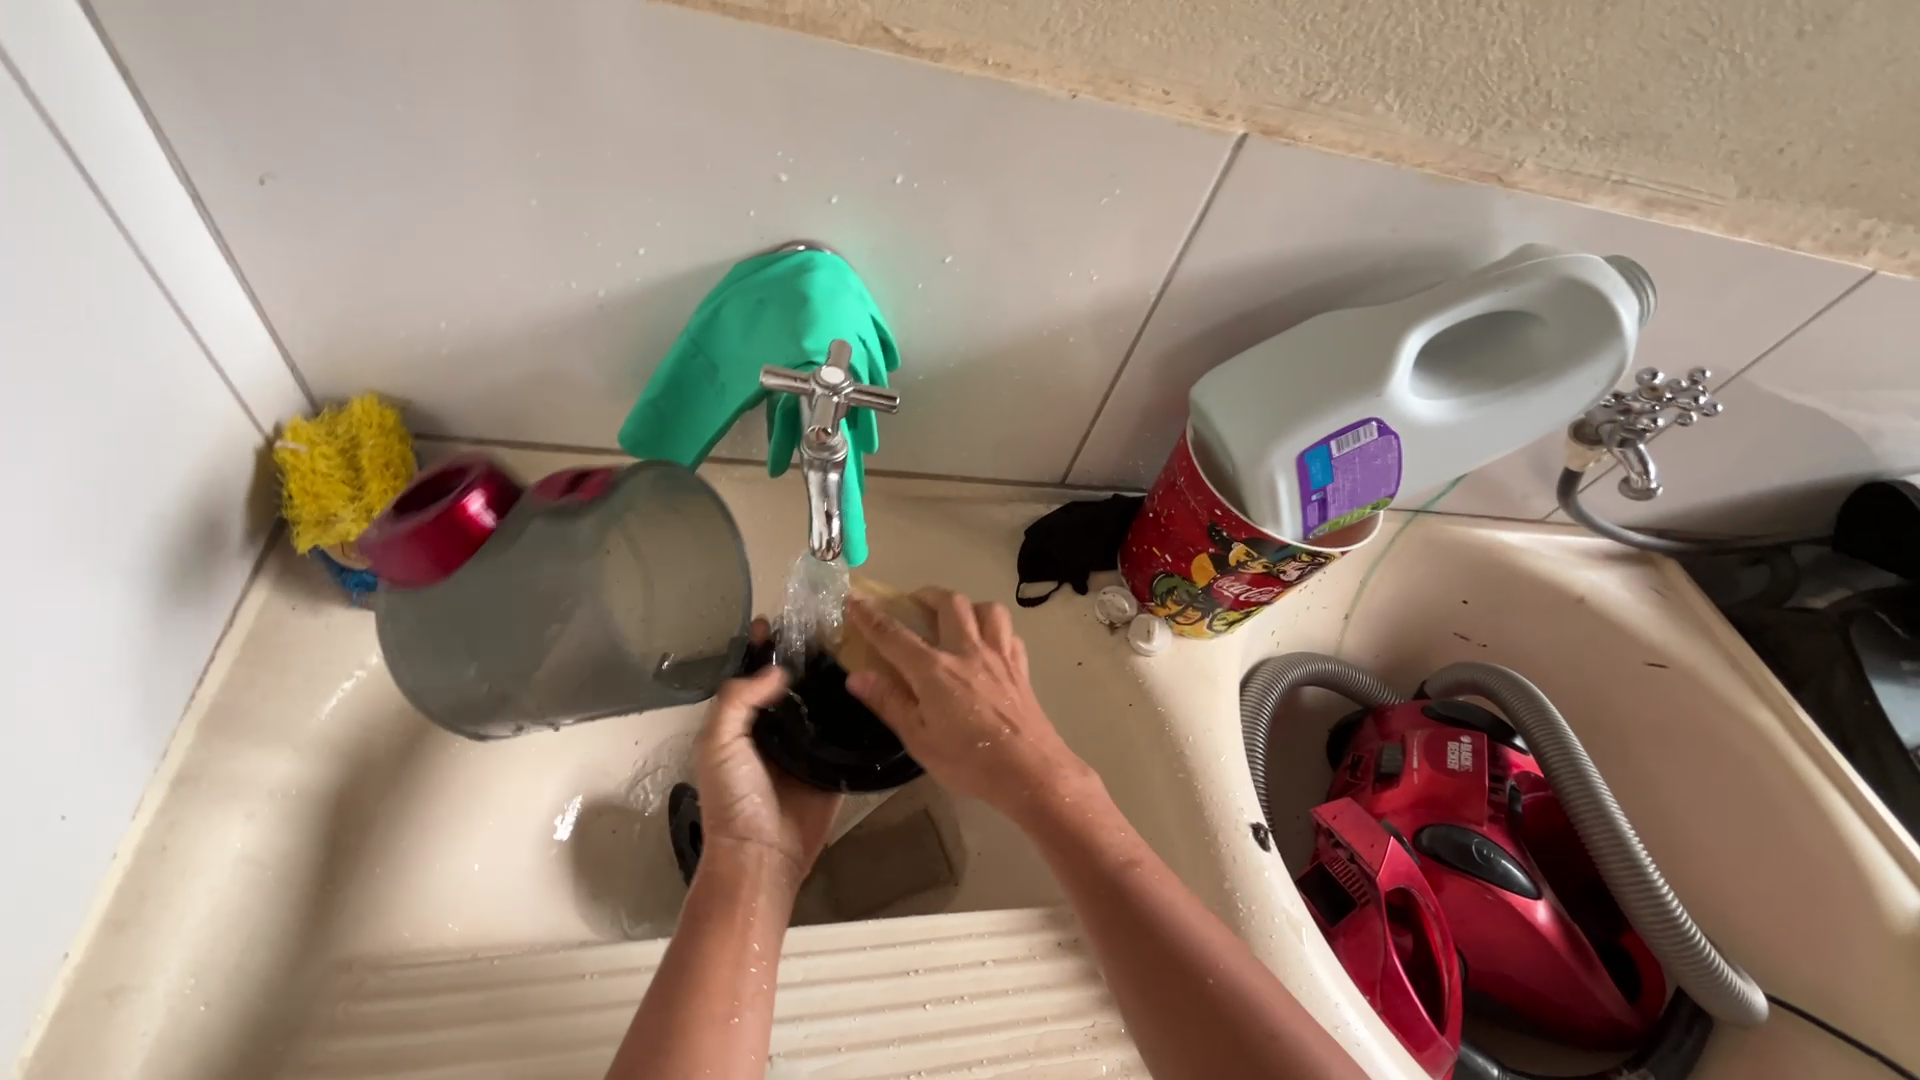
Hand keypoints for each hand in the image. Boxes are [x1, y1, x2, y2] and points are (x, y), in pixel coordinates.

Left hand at [692, 620, 842, 894]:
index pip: (751, 676)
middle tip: (827, 626)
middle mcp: (775, 728)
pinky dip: (856, 709)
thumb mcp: (717, 742)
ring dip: (832, 678)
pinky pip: (845, 731)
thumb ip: (737, 699)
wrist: (763, 853)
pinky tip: (872, 683)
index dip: (759, 648)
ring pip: (820, 702)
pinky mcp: (833, 761)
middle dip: (803, 657)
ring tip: (854, 646)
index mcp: (742, 722)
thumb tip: (777, 671)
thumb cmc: (733, 797)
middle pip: (789, 684)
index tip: (777, 620)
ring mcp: (807, 745)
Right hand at [844, 588, 1092, 822]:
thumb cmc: (968, 762)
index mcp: (935, 670)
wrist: (1031, 772)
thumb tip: (857, 676)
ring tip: (956, 618)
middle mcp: (968, 652)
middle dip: (927, 595)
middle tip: (914, 602)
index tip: (854, 599)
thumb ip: (889, 703)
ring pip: (988, 609)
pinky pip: (1009, 634)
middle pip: (949, 603)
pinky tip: (990, 645)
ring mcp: (999, 657)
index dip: (870, 616)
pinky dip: (996, 630)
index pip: (894, 635)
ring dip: (968, 606)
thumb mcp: (918, 740)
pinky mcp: (1021, 669)